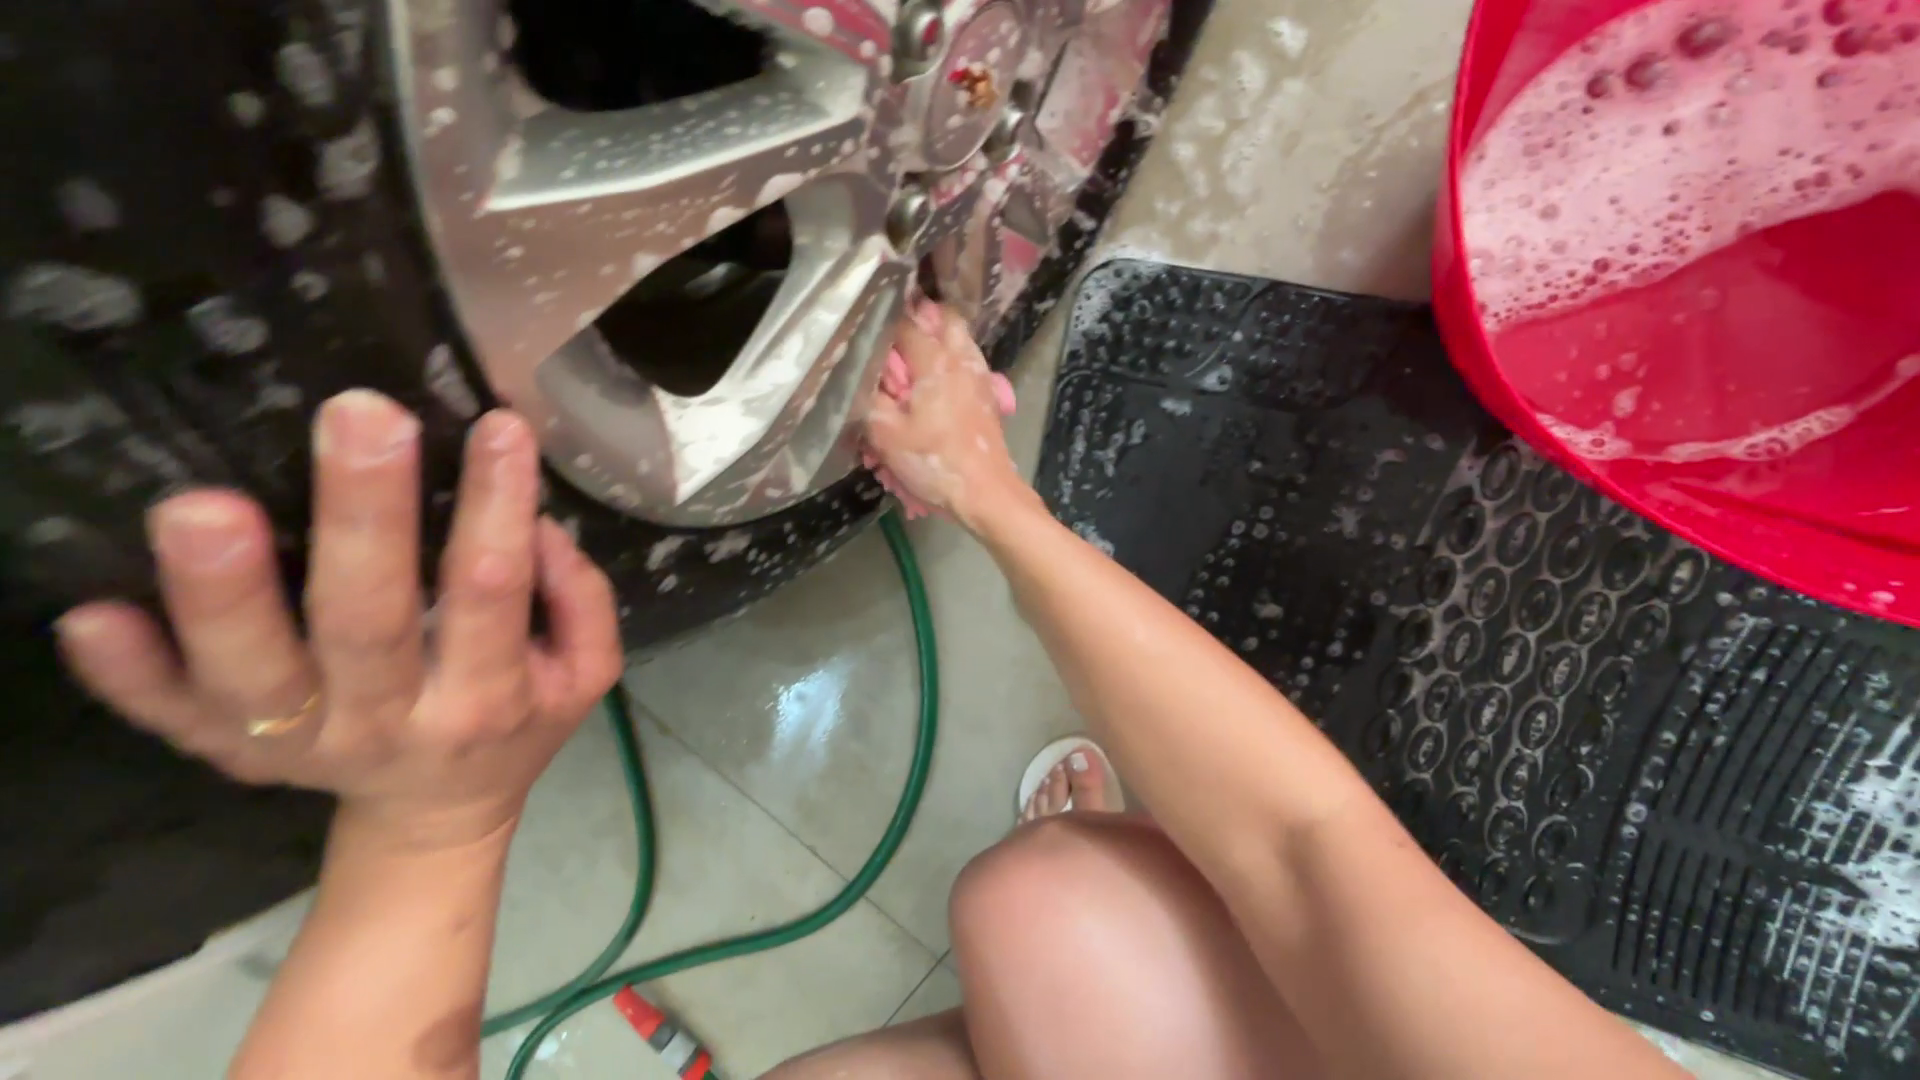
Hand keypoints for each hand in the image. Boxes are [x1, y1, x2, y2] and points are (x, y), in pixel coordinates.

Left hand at [54, 390, 624, 851]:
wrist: (438, 812)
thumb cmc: (520, 723)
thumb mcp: (586, 675)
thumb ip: (580, 600)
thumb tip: (533, 525)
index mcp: (486, 698)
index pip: (492, 591)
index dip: (496, 509)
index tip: (497, 427)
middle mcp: (394, 722)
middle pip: (368, 622)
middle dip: (364, 518)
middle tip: (362, 418)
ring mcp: (301, 741)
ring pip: (255, 673)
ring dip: (224, 593)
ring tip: (203, 506)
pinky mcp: (230, 750)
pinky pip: (170, 715)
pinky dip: (129, 674)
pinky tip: (93, 614)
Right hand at [864, 302, 1029, 527]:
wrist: (985, 492)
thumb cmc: (934, 461)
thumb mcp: (886, 434)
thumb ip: (867, 397)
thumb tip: (856, 374)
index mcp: (935, 360)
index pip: (905, 324)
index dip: (882, 325)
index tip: (866, 333)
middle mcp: (962, 358)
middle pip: (944, 318)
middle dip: (920, 319)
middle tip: (897, 336)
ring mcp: (980, 376)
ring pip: (960, 339)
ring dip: (938, 339)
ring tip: (913, 358)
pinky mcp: (988, 396)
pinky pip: (968, 363)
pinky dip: (951, 362)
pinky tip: (934, 384)